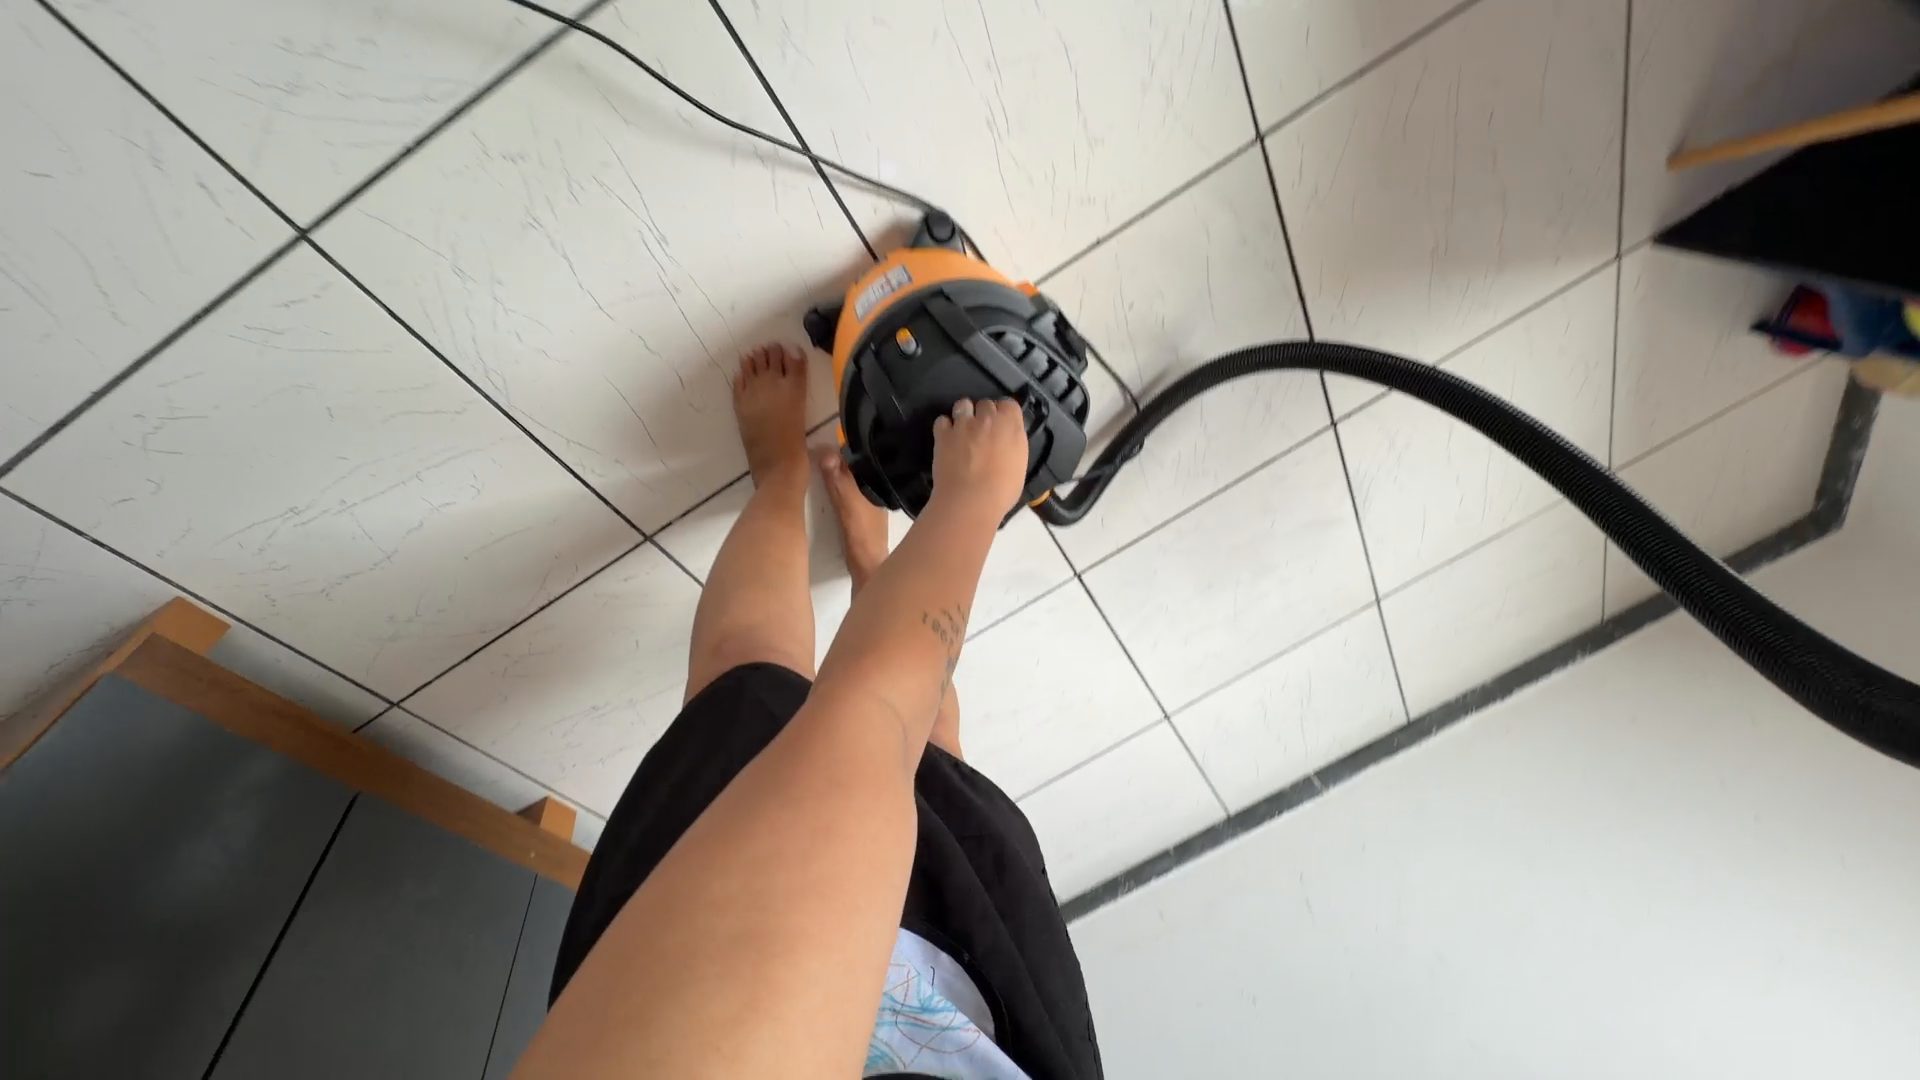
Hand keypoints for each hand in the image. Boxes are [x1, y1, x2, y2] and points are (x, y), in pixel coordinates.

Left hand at [930, 398, 1028, 516]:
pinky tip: (947, 439)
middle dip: (984, 414)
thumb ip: (1013, 446)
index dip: (1005, 414)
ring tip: (962, 430)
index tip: (1002, 425)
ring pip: (963, 404)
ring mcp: (964, 424)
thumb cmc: (1002, 491)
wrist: (971, 500)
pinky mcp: (943, 434)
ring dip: (964, 414)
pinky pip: (942, 420)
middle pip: (985, 403)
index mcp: (1011, 425)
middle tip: (982, 431)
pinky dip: (944, 427)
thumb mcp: (1019, 466)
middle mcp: (987, 418)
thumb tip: (1006, 442)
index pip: (1010, 404)